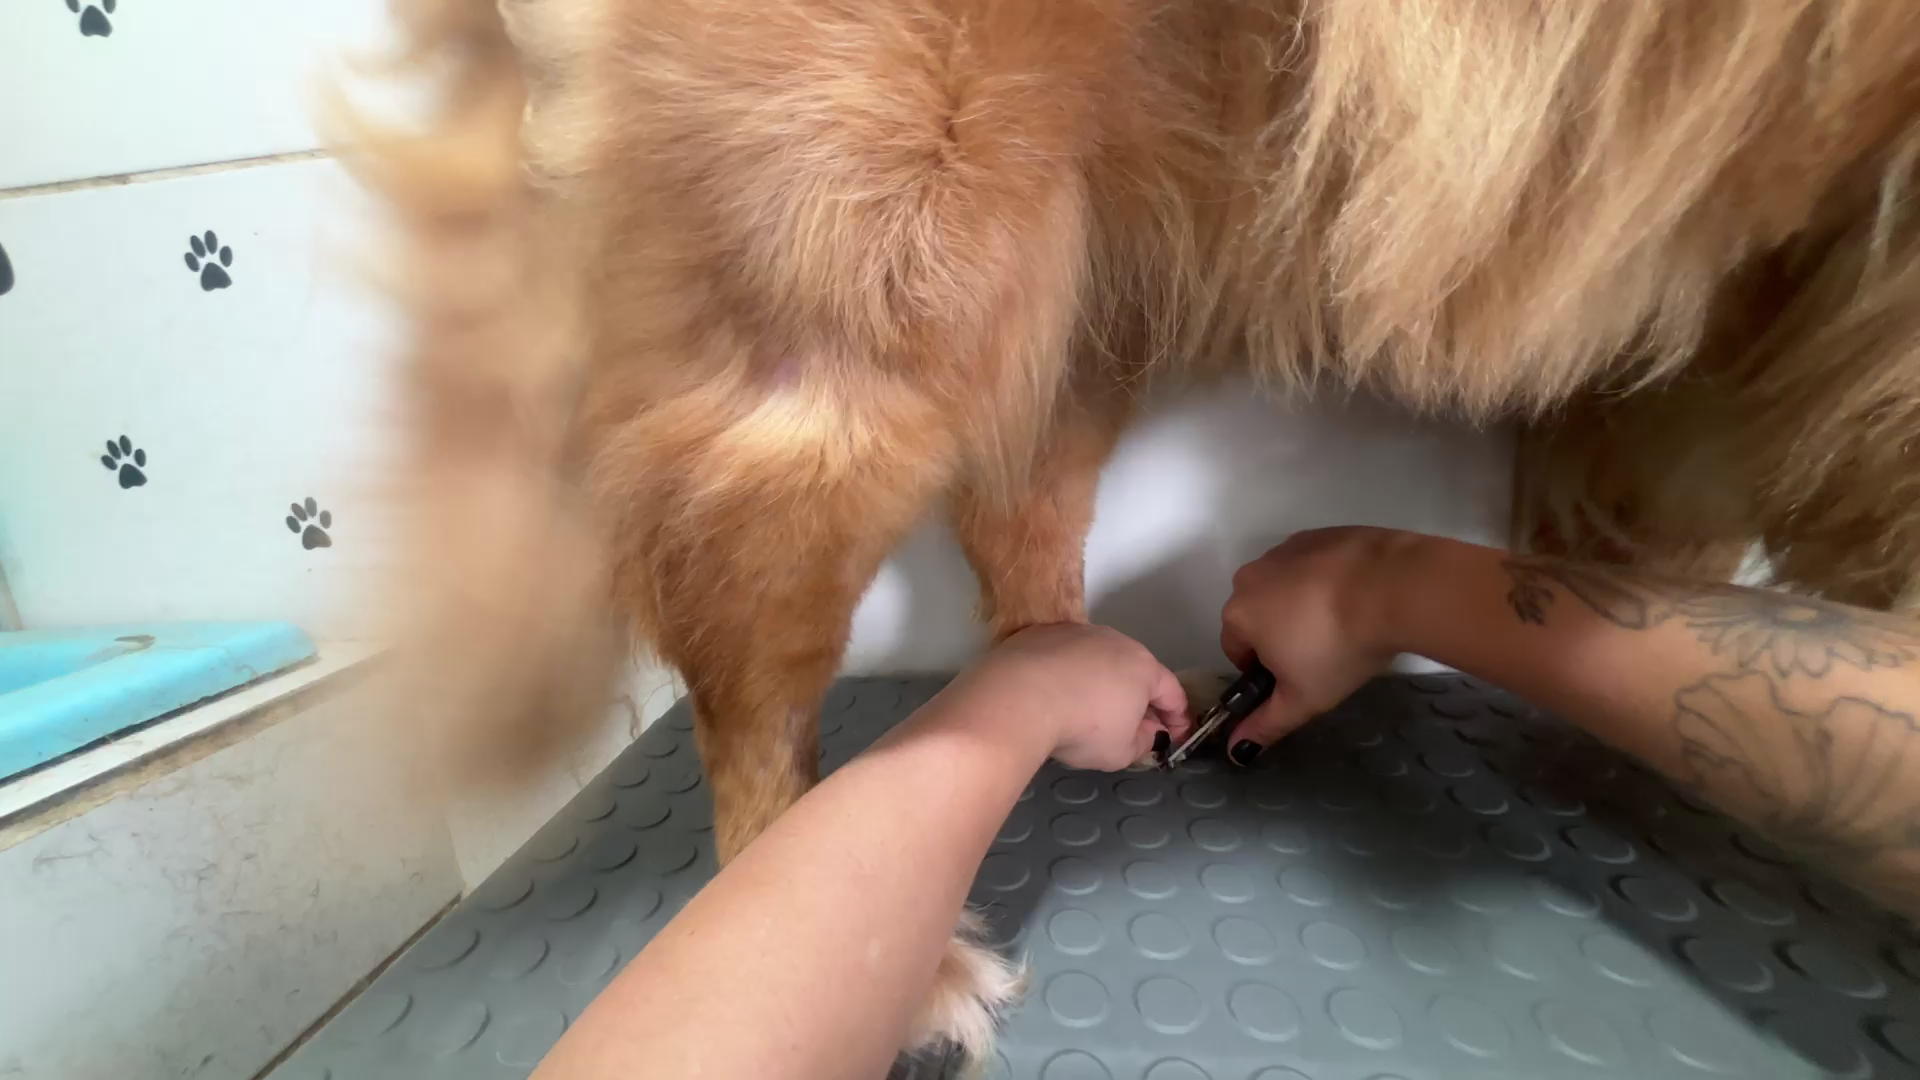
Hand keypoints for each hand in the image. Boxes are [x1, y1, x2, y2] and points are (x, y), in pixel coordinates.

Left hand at [956, 624, 1189, 770]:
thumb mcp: (1121, 752)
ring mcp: (1074, 632)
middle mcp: (1113, 640)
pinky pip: (1061, 655)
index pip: (1171, 690)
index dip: (1177, 716)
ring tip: (1085, 708)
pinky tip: (1051, 694)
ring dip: (1098, 681)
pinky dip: (1063, 672)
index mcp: (1142, 666)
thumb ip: (1143, 742)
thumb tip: (1147, 731)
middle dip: (1136, 697)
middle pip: (1133, 669)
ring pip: (1095, 658)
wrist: (1018, 696)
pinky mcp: (1040, 633)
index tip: (1174, 735)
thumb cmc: (1080, 726)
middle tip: (1130, 725)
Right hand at [1218, 527, 1416, 762]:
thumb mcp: (1304, 698)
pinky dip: (1326, 579)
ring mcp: (1283, 550)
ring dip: (1302, 604)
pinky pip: (1311, 563)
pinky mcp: (1317, 534)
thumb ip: (1267, 724)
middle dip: (1282, 633)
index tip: (1299, 676)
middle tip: (1324, 652)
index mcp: (1237, 615)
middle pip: (1257, 614)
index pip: (1236, 649)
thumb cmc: (1338, 647)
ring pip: (1284, 587)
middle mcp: (1249, 577)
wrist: (1395, 587)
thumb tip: (1234, 751)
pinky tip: (1357, 593)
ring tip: (1346, 622)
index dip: (1265, 669)